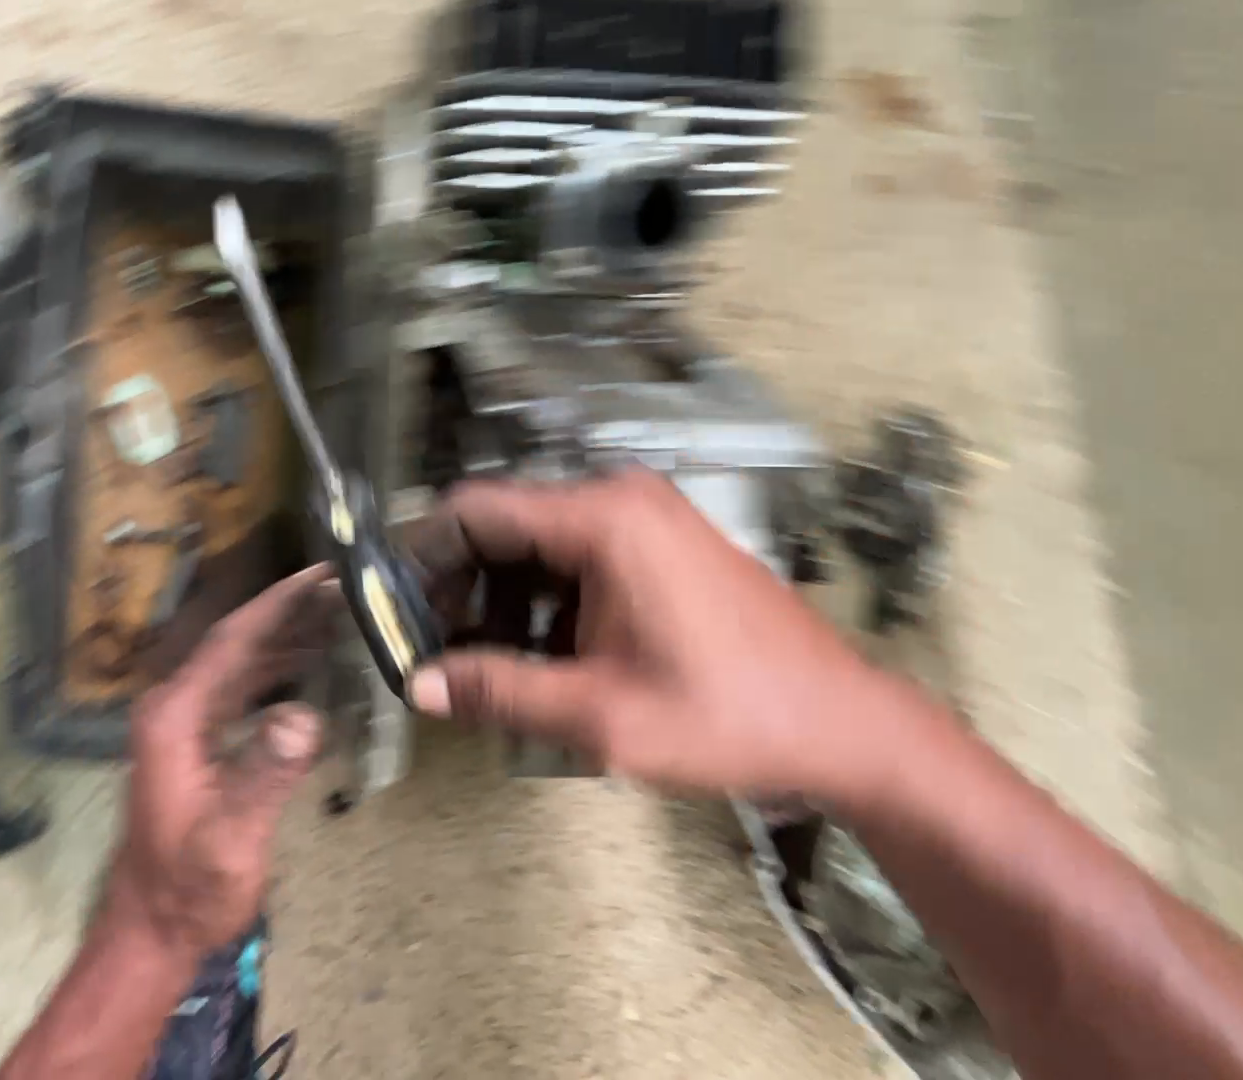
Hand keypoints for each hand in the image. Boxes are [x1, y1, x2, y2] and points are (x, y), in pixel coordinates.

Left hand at [104, 564, 339, 959]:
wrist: (154, 926)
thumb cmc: (190, 887)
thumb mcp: (231, 836)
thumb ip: (265, 775)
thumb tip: (305, 714)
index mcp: (175, 716)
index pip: (231, 641)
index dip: (276, 605)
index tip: (319, 575)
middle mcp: (174, 708)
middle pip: (236, 643)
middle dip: (287, 614)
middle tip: (341, 590)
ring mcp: (184, 724)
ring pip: (239, 664)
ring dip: (284, 640)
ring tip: (336, 619)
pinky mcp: (197, 742)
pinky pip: (240, 691)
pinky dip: (276, 673)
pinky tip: (310, 670)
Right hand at [404, 470, 924, 805]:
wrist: (844, 727)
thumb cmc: (731, 715)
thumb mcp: (601, 715)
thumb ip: (500, 691)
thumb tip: (420, 685)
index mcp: (604, 520)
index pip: (477, 508)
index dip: (425, 554)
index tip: (398, 605)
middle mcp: (620, 500)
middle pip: (502, 522)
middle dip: (457, 580)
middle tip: (435, 642)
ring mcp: (643, 518)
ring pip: (533, 540)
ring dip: (496, 592)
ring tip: (482, 656)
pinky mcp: (656, 543)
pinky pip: (571, 554)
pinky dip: (538, 595)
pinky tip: (536, 649)